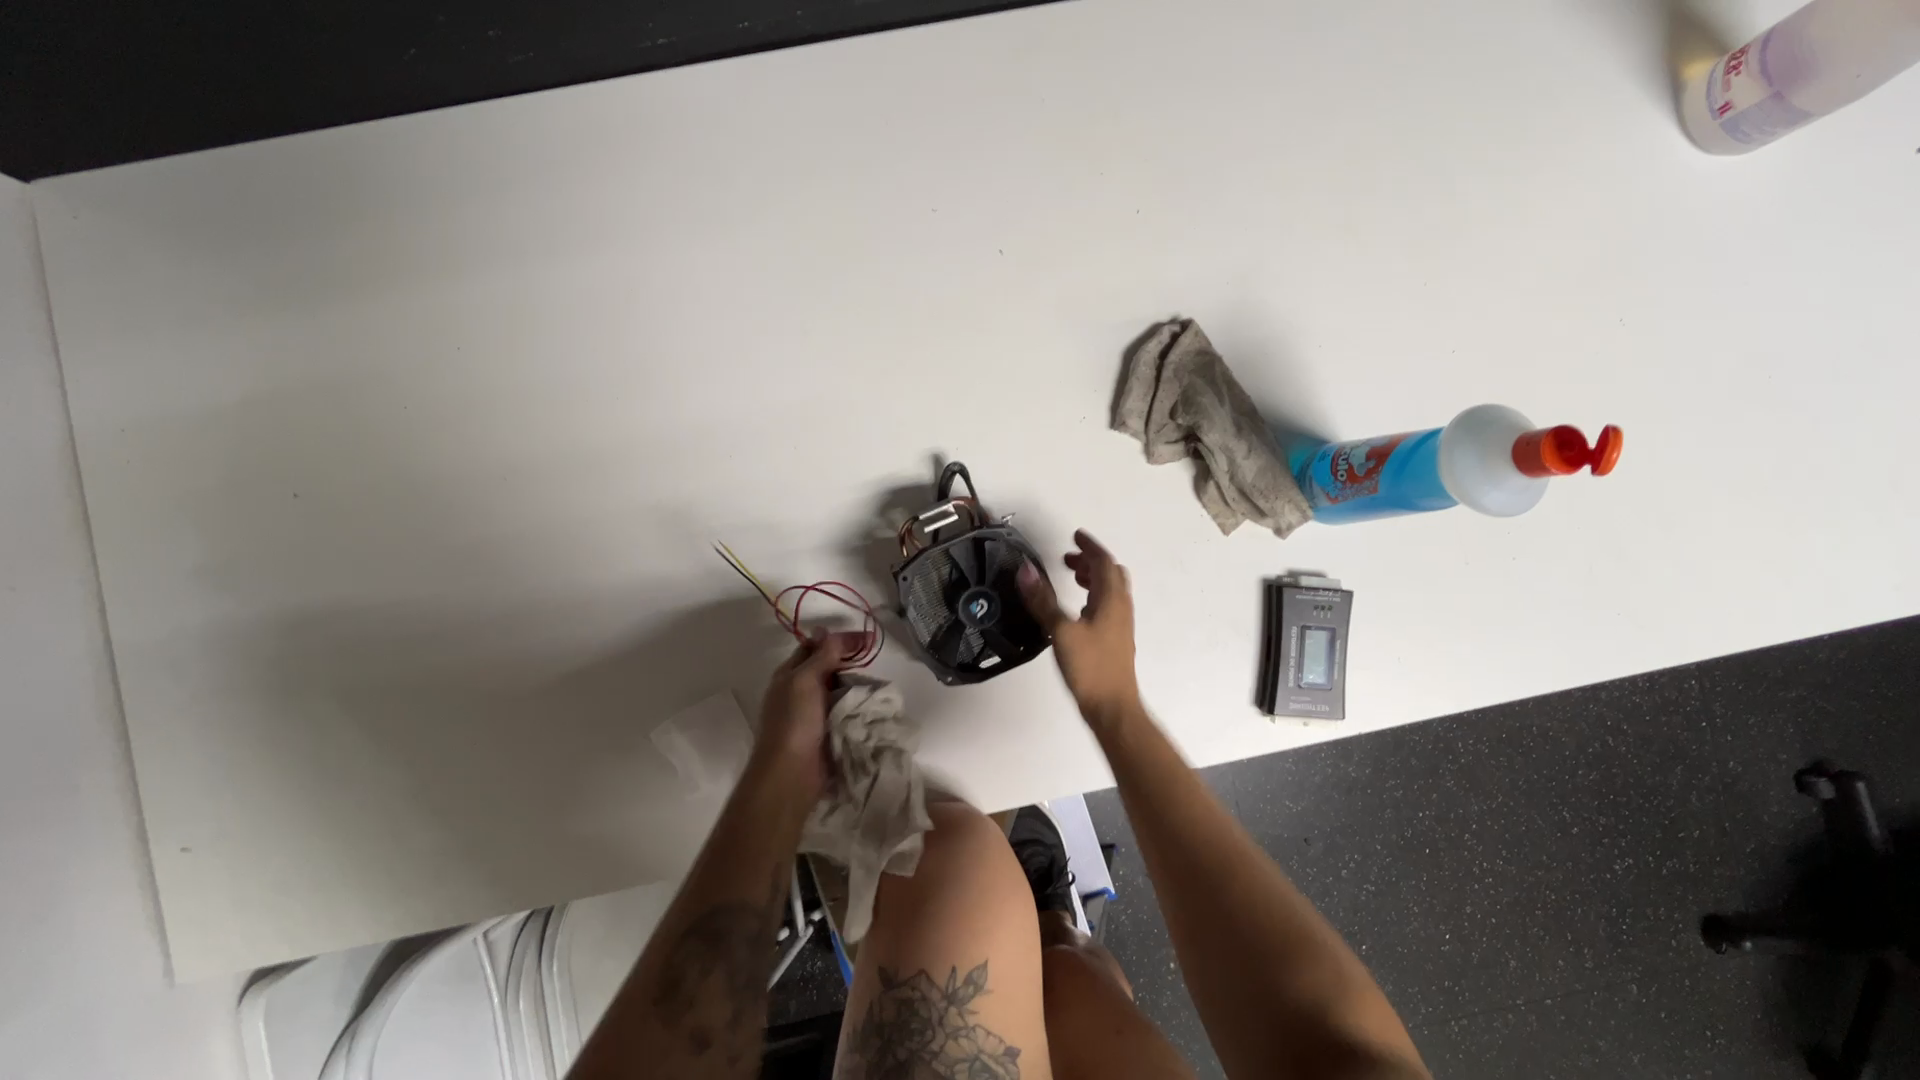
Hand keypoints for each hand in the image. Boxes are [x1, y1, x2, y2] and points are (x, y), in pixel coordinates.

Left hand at [753, 629, 868, 796]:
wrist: (792, 773)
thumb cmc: (794, 722)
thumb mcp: (804, 680)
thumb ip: (820, 656)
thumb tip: (825, 629)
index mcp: (790, 675)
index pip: (816, 647)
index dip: (840, 640)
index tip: (869, 639)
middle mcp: (800, 691)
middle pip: (830, 668)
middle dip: (851, 662)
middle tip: (874, 661)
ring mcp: (814, 713)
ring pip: (840, 689)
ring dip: (858, 685)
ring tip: (879, 684)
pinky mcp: (828, 731)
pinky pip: (846, 711)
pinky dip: (859, 705)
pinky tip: (875, 704)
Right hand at [1016, 530, 1141, 728]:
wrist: (1113, 708)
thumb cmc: (1090, 668)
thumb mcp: (1061, 631)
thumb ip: (1043, 601)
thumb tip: (1026, 570)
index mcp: (1111, 600)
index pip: (1104, 562)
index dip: (1090, 547)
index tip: (1075, 535)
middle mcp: (1120, 609)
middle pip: (1111, 575)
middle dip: (1091, 562)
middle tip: (1068, 558)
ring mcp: (1120, 626)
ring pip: (1110, 592)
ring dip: (1092, 579)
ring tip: (1070, 578)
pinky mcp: (1115, 642)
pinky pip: (1107, 607)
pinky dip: (1093, 597)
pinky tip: (1076, 611)